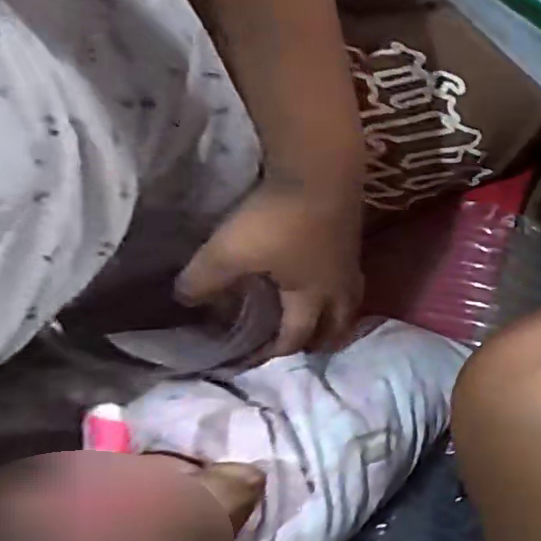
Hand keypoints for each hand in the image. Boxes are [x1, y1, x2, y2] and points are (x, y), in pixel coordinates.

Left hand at [176, 181, 362, 356]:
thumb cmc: (277, 222)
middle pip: (338, 326)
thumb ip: (204, 284)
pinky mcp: (352, 245)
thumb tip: (188, 302)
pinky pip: (349, 283)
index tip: (247, 362)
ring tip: (321, 319)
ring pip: (351, 304)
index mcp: (311, 298)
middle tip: (300, 348)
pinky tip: (324, 282)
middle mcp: (339, 289)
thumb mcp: (226, 255)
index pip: (294, 336)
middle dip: (321, 341)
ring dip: (337, 317)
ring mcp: (350, 266)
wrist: (320, 178)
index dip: (270, 353)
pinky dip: (338, 293)